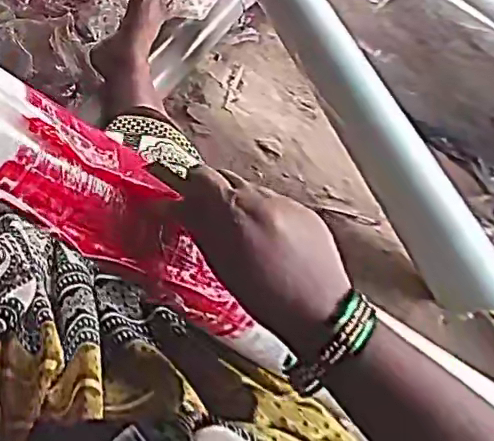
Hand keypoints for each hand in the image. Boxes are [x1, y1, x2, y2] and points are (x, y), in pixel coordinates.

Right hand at [160, 165, 352, 352]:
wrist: (323, 318)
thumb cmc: (264, 295)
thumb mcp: (218, 259)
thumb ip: (195, 223)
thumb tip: (170, 204)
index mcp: (233, 208)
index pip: (200, 174)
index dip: (185, 179)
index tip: (175, 185)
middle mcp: (260, 198)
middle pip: (224, 177)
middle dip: (211, 190)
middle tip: (204, 207)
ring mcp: (285, 204)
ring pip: (249, 189)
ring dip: (238, 201)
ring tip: (239, 227)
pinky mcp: (305, 213)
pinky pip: (274, 202)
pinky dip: (264, 213)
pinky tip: (266, 235)